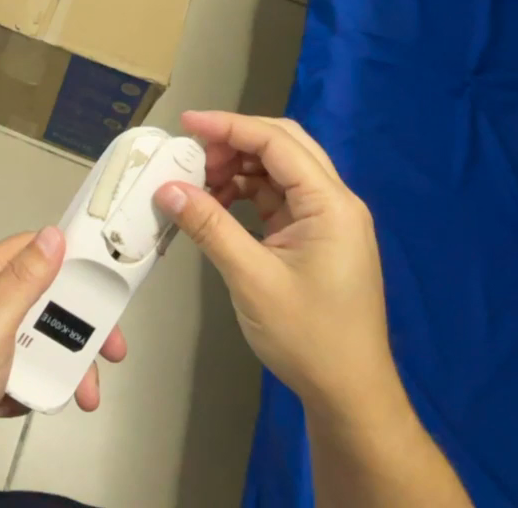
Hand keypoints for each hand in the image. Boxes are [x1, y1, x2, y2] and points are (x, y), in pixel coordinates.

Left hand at [0, 228, 128, 471]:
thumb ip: (25, 280)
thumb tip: (54, 233)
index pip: (35, 250)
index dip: (74, 264)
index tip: (109, 284)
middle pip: (48, 296)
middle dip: (81, 327)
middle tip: (112, 351)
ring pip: (46, 333)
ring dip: (69, 362)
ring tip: (88, 393)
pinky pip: (35, 361)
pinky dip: (48, 379)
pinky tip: (55, 399)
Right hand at [155, 111, 405, 427]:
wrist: (350, 394)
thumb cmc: (308, 337)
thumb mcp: (251, 279)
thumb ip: (210, 227)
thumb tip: (167, 188)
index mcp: (331, 204)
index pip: (277, 142)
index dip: (229, 127)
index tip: (186, 123)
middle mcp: (335, 202)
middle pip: (284, 145)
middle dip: (236, 141)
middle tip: (193, 154)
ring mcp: (327, 219)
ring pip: (280, 168)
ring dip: (240, 166)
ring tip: (200, 181)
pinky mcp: (316, 236)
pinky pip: (279, 196)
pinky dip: (247, 191)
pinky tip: (218, 202)